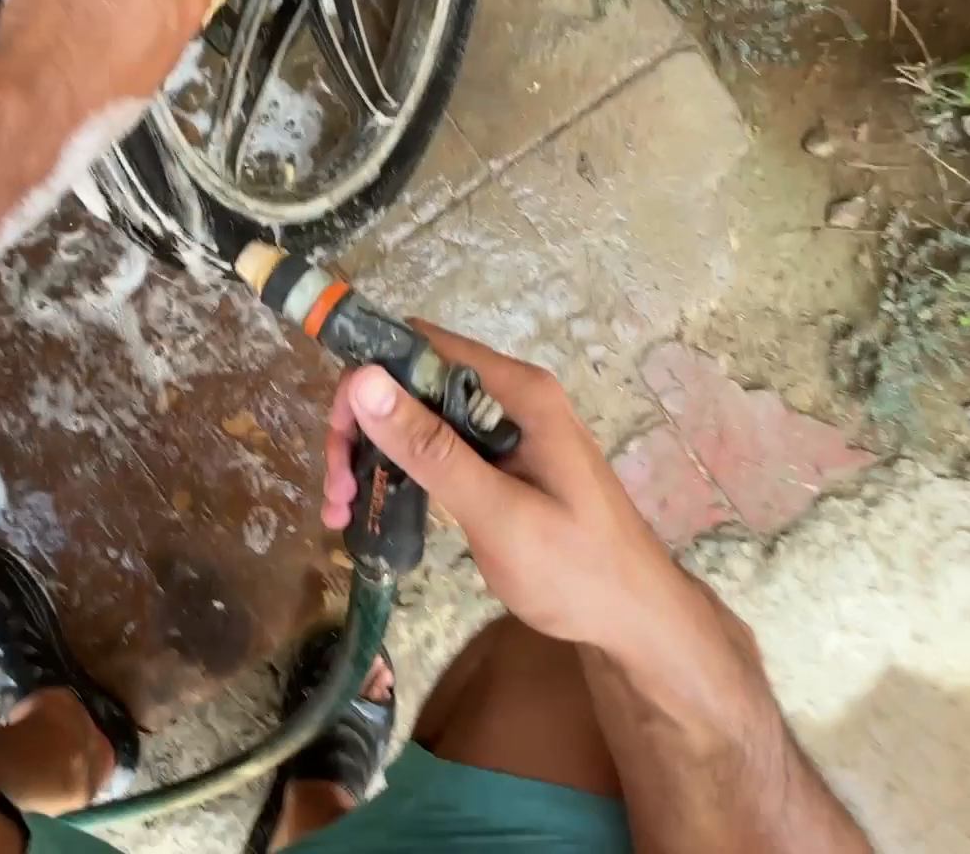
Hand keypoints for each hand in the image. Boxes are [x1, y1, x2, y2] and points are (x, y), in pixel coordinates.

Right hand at [322, 323, 703, 653]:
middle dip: (361, 426)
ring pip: (407, 416)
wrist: (634, 623)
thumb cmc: (577, 570)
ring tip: (342, 507)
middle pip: (407, 383)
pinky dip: (388, 471)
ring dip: (366, 453)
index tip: (337, 428)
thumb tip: (364, 381)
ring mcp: (494, 428)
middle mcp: (503, 396)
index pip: (420, 347)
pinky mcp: (487, 459)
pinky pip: (423, 447)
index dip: (368, 376)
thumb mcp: (497, 512)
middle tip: (335, 485)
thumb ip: (431, 448)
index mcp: (515, 391)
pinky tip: (360, 510)